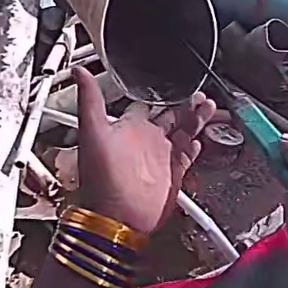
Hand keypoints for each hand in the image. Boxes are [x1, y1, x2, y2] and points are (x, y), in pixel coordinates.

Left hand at [73, 68, 215, 233]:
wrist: (118, 215)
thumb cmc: (100, 178)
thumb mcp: (92, 132)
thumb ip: (90, 100)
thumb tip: (79, 72)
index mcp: (128, 128)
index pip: (147, 104)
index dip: (161, 92)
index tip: (175, 81)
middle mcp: (146, 141)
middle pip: (172, 116)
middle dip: (187, 104)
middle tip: (201, 94)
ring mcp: (160, 157)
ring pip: (184, 131)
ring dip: (196, 119)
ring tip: (209, 106)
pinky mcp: (173, 174)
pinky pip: (187, 155)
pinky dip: (194, 146)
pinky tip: (199, 138)